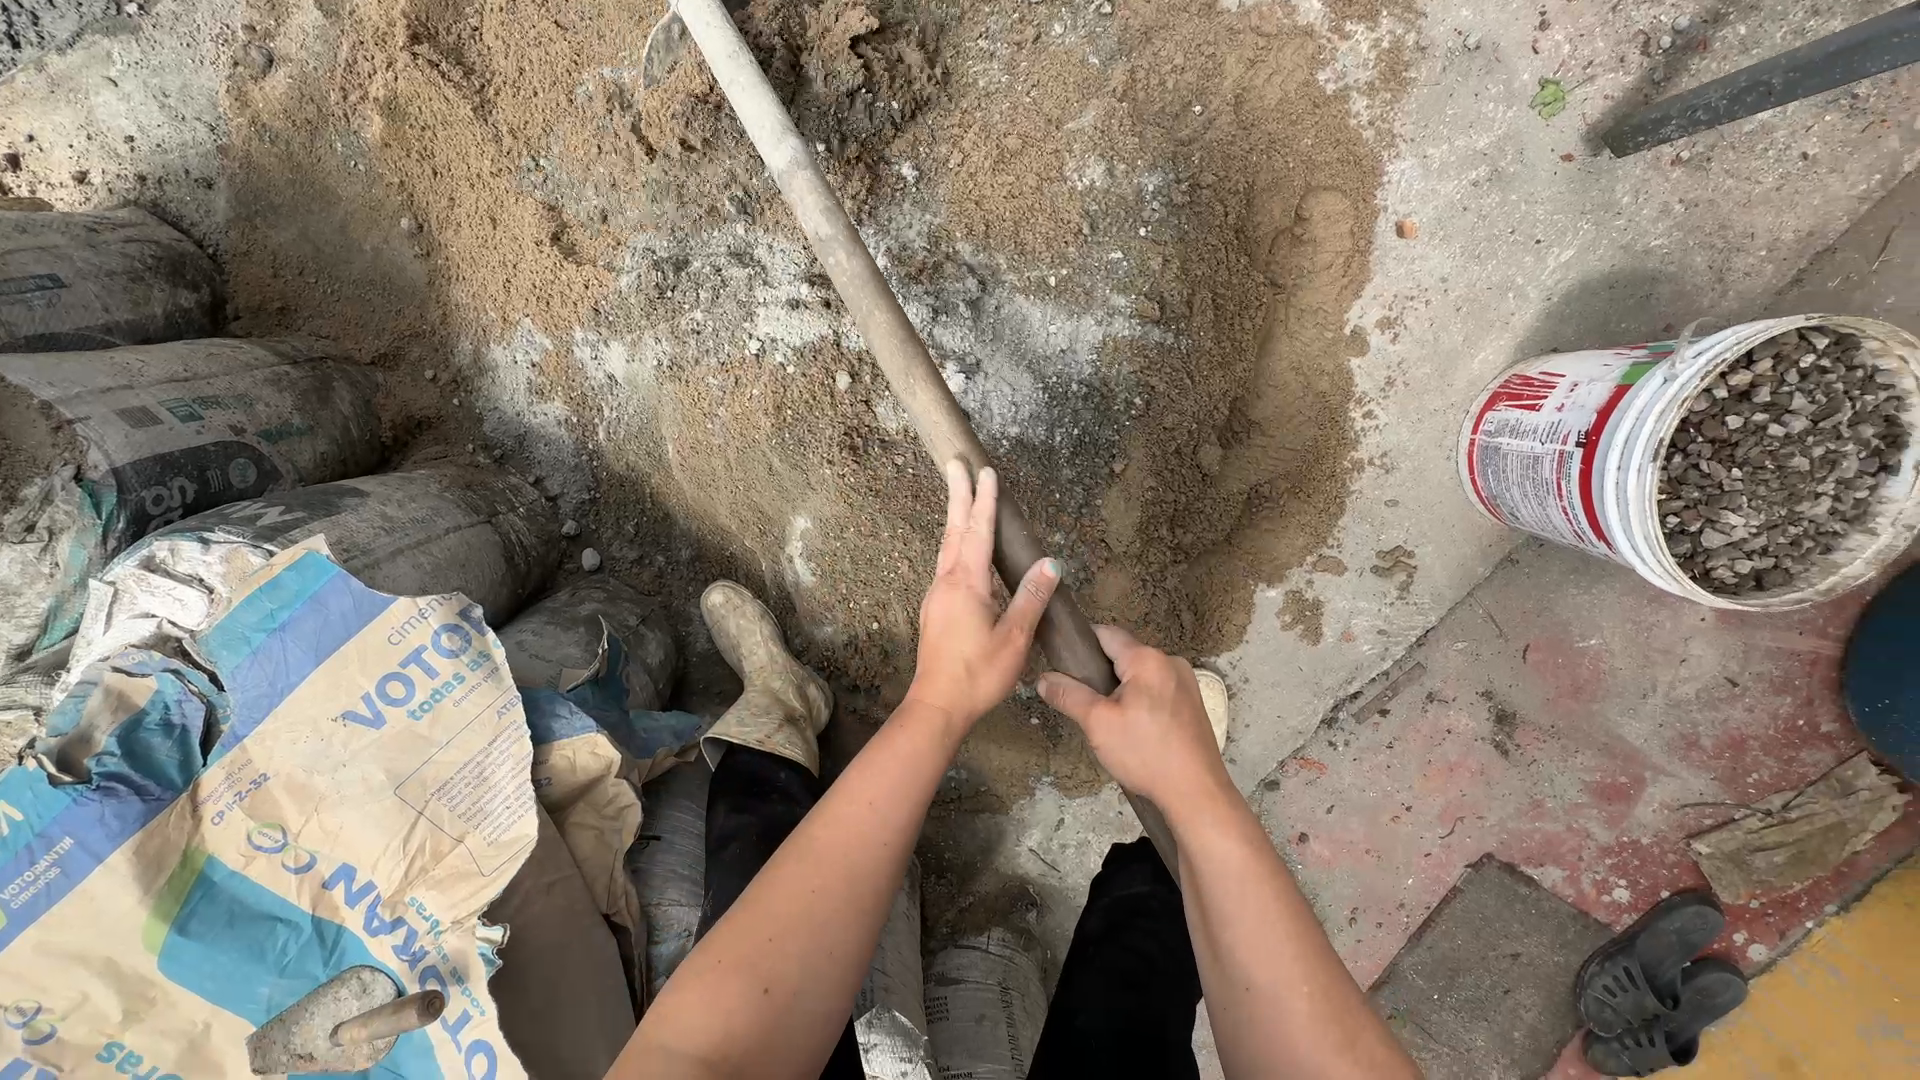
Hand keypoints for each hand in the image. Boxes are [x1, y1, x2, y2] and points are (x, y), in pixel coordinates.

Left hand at [905, 461, 1061, 726]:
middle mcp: (946, 584)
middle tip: (955, 464)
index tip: (986, 471)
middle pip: (954, 530)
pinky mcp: (935, 611)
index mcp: (966, 585)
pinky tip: (960, 551)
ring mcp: (936, 597)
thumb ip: (1031, 599)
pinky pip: (945, 565)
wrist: (937, 705)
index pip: (978, 532)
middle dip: (957, 495)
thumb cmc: (978, 674)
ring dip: (954, 519)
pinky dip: (954, 545)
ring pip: (946, 547)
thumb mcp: (1014, 638)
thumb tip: (1051, 565)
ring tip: (958, 497)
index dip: (984, 501)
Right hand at [1037, 625, 1228, 807]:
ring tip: (1105, 719)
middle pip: (1123, 655)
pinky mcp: (1192, 704)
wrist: (1196, 793)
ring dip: (1120, 689)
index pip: (1105, 633)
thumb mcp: (1097, 723)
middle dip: (1100, 673)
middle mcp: (1171, 662)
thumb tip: (1043, 679)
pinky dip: (1140, 700)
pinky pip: (1157, 690)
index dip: (1080, 643)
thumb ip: (1068, 695)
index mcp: (1148, 658)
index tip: (1061, 662)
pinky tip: (1132, 728)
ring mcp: (1186, 683)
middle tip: (1081, 701)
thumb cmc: (1146, 753)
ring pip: (1140, 675)